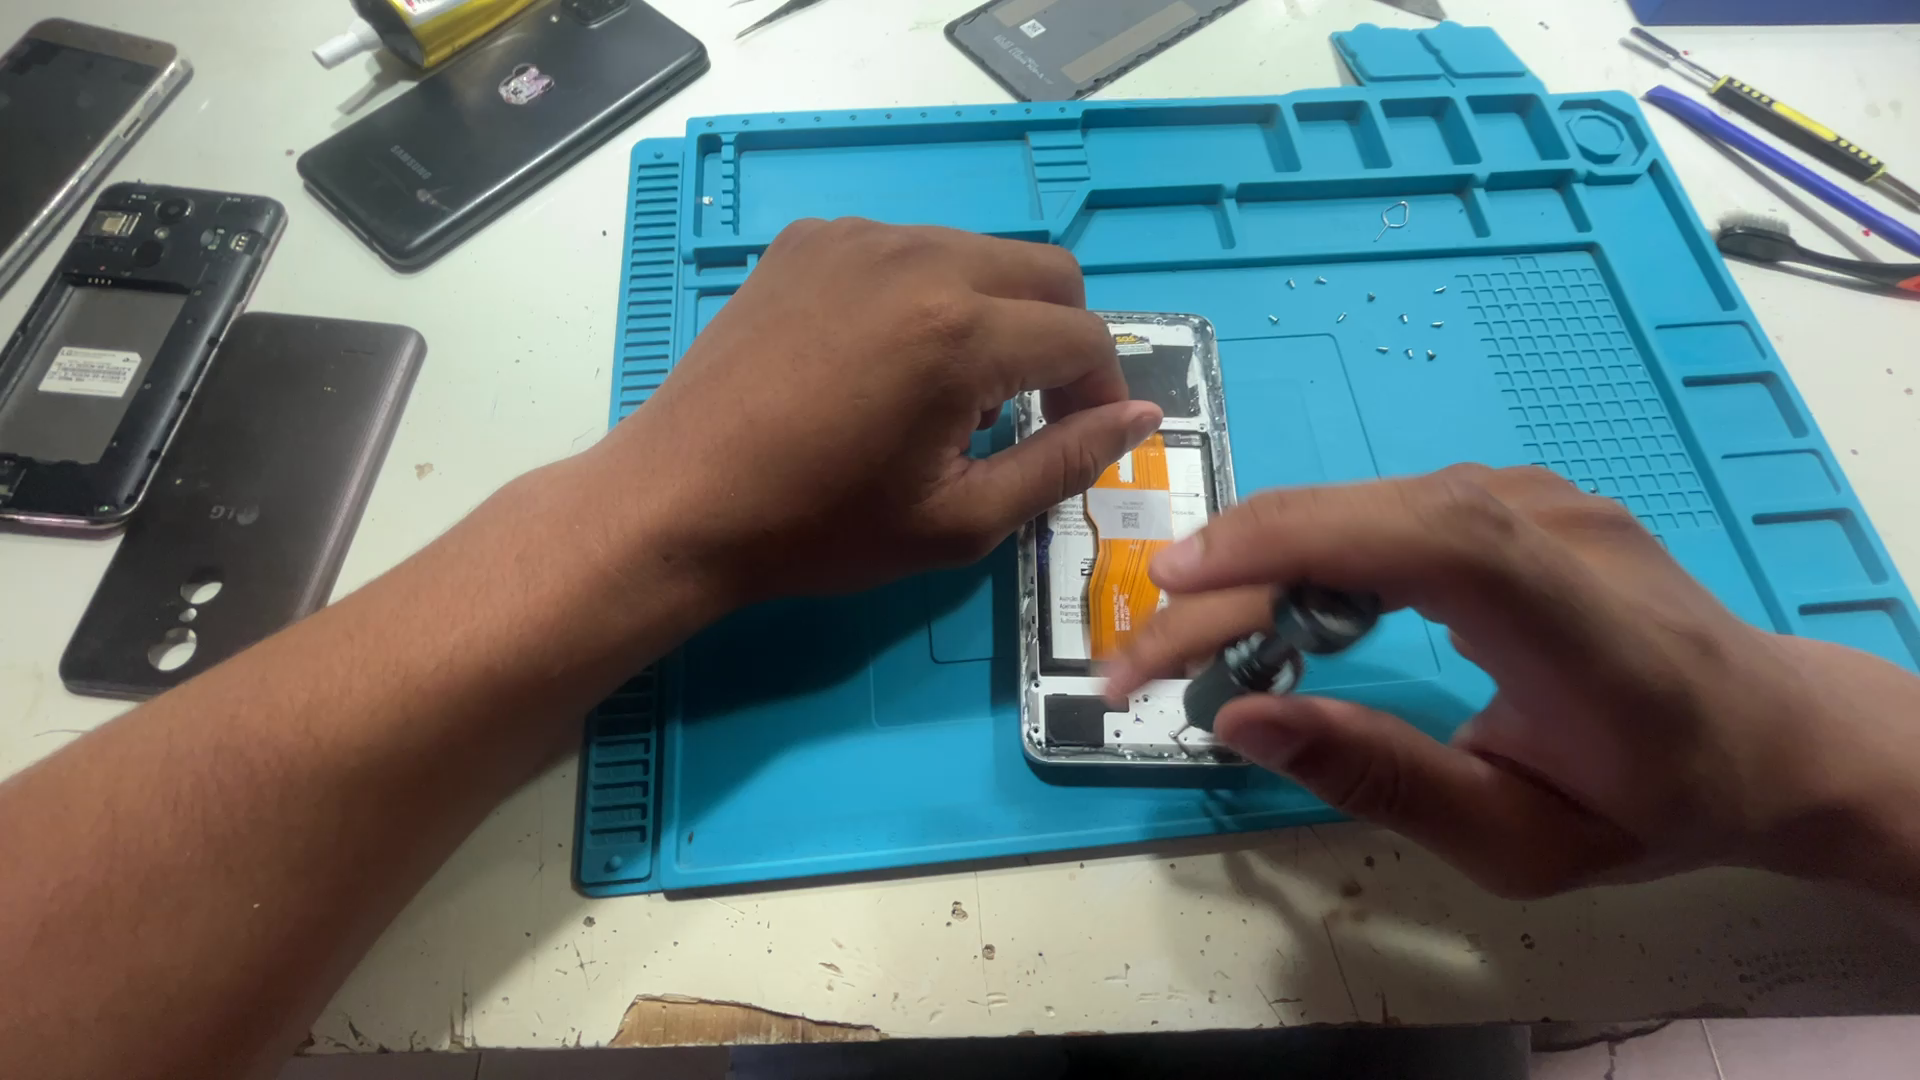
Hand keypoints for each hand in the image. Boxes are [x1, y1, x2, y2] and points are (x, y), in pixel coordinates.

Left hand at [582, 218, 1161, 603]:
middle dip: (1061, 342)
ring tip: (949, 394)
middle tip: (1027, 414)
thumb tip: (1139, 418)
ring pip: (979, 254)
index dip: (1100, 393)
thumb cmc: (821, 530)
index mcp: (960, 332)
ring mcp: (856, 238)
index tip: (1080, 437)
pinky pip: (908, 251)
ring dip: (997, 317)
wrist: (679, 503)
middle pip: (1047, 274)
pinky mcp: (808, 240)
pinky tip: (886, 361)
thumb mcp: (959, 521)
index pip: (1083, 338)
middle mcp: (918, 257)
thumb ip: (1063, 463)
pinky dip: (930, 297)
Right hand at [1105, 465, 1919, 898]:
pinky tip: (1257, 604)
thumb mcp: (1517, 840)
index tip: (1174, 582)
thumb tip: (1233, 720)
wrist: (1768, 729)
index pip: (1429, 541)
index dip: (1292, 541)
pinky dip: (1290, 558)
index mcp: (1581, 621)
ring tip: (1179, 638)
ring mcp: (1518, 493)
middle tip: (1134, 660)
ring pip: (1341, 509)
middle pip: (1350, 523)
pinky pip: (1363, 515)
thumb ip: (1378, 777)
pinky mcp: (1488, 495)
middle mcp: (1546, 524)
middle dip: (1221, 585)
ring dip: (1243, 570)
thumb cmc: (1648, 801)